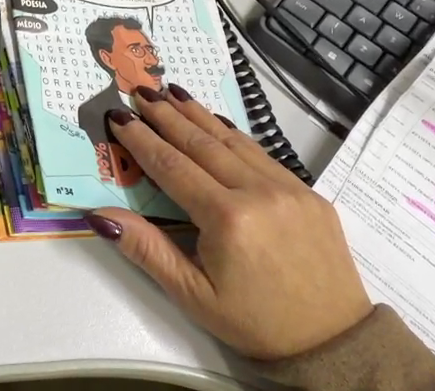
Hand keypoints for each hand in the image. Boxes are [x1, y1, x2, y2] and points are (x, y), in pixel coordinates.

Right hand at [85, 86, 371, 360]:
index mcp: (227, 219)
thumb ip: (146, 249)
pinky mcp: (309, 193)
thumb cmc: (256, 323)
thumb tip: (100, 215)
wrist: (334, 344)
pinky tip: (216, 121)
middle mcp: (258, 193)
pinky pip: (262, 153)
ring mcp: (289, 189)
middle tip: (139, 91)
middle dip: (165, 115)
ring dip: (197, 114)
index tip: (117, 116)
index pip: (172, 167)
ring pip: (233, 141)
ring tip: (170, 92)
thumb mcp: (193, 294)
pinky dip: (233, 133)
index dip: (141, 139)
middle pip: (201, 143)